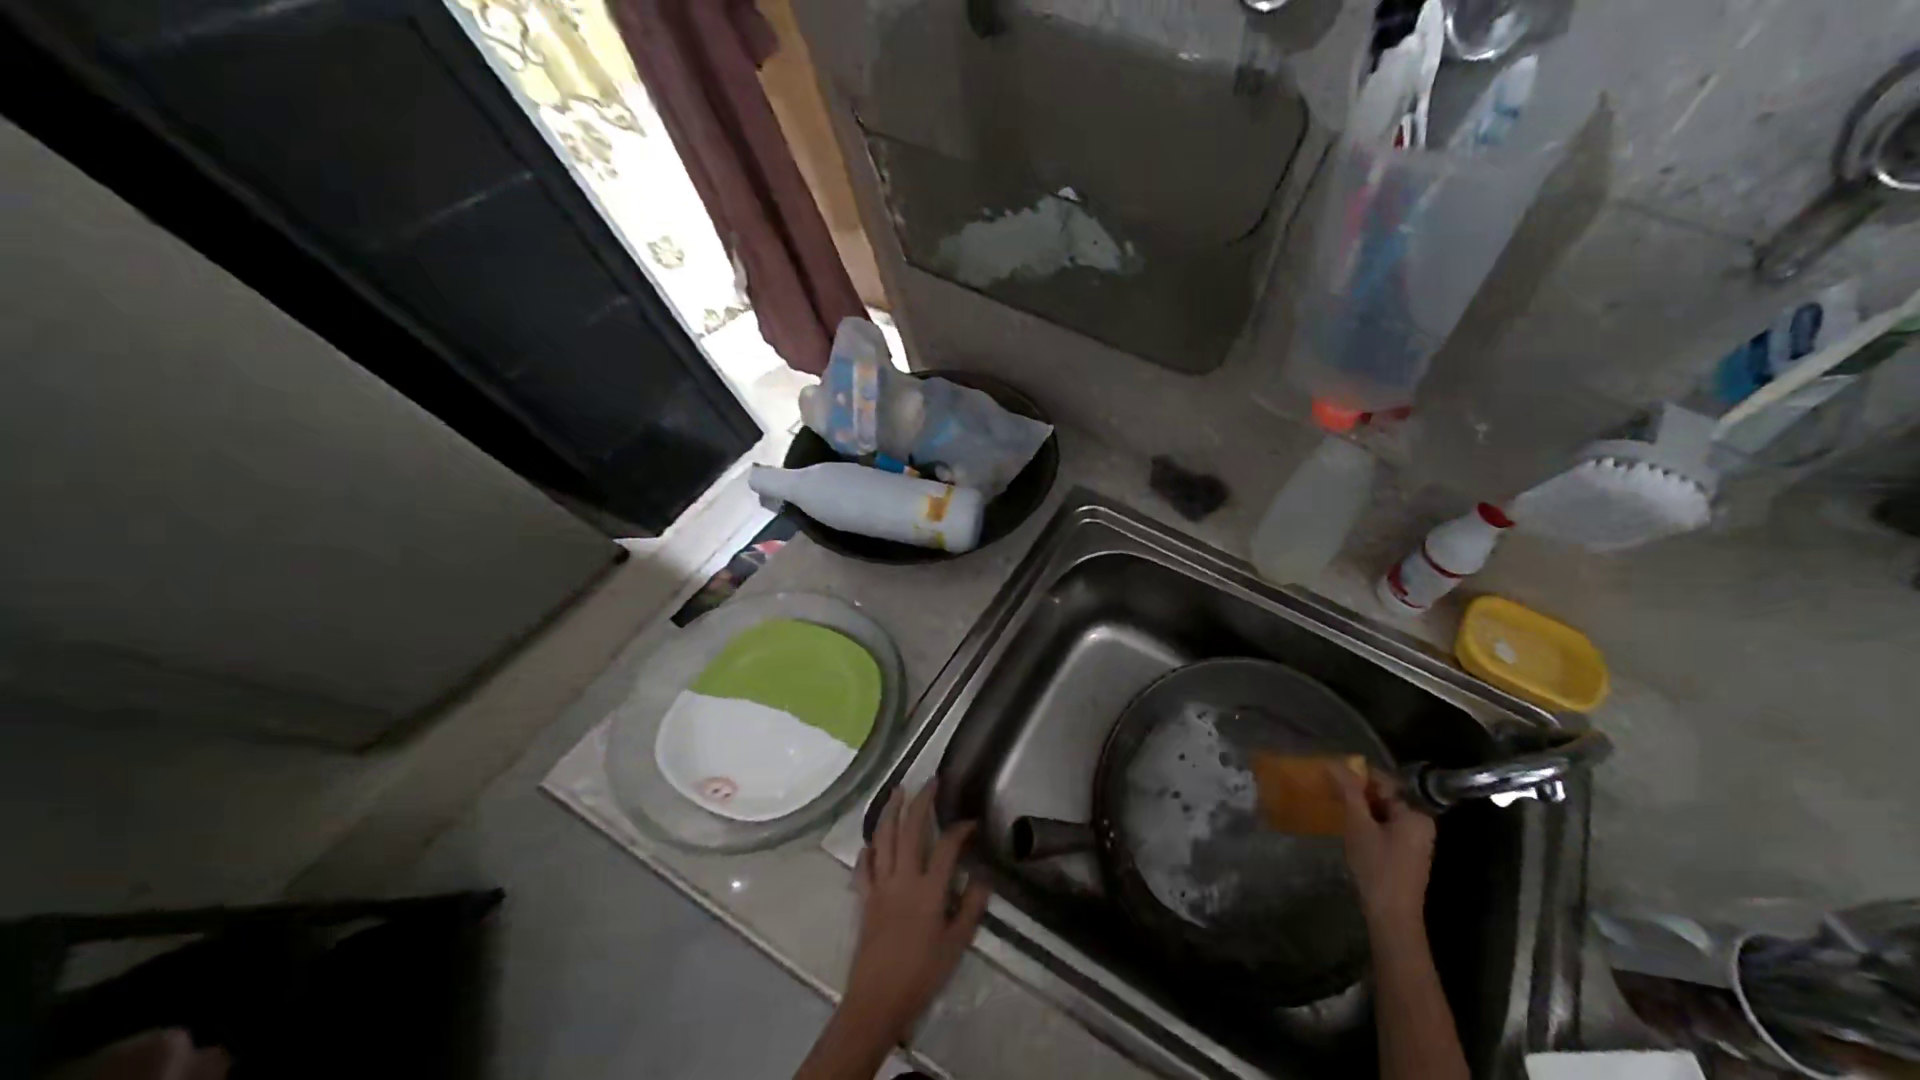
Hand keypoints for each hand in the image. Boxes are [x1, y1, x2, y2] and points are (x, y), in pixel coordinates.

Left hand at [845, 781, 990, 1043]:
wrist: (877, 999)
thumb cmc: (921, 974)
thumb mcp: (956, 945)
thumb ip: (970, 909)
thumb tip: (982, 878)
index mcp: (928, 890)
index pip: (947, 847)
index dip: (960, 830)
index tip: (971, 822)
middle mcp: (902, 878)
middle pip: (910, 829)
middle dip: (921, 801)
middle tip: (931, 781)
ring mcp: (879, 885)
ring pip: (883, 838)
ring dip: (891, 811)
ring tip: (898, 790)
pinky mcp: (864, 897)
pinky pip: (864, 865)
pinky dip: (869, 848)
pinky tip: (872, 840)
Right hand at [1330, 765, 1435, 930]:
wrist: (1392, 914)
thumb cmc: (1376, 866)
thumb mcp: (1358, 825)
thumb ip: (1349, 792)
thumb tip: (1335, 763)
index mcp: (1416, 813)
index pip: (1385, 782)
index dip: (1358, 775)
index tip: (1332, 774)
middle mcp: (1421, 823)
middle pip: (1386, 796)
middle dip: (1359, 792)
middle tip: (1331, 790)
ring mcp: (1416, 839)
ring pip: (1384, 812)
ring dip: (1362, 807)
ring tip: (1336, 805)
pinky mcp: (1407, 852)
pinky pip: (1387, 826)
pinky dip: (1369, 822)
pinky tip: (1350, 826)